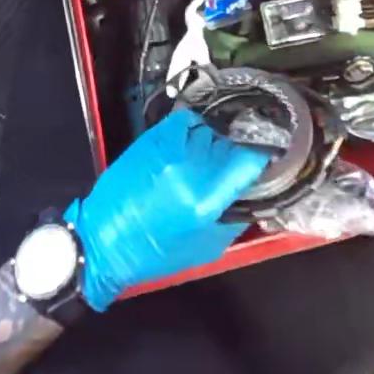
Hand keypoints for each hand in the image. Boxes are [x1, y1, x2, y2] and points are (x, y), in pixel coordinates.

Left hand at [65, 107, 270, 309]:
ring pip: (208, 130)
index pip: (248, 160)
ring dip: (215, 141)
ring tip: (213, 155)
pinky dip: (193, 129)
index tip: (268, 156)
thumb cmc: (156, 252)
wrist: (104, 239)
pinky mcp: (151, 139)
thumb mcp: (207, 246)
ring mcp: (169, 149)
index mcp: (205, 197)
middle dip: (238, 152)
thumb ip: (235, 217)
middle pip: (229, 143)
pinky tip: (193, 141)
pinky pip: (184, 122)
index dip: (264, 156)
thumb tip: (252, 191)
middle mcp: (189, 166)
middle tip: (237, 163)